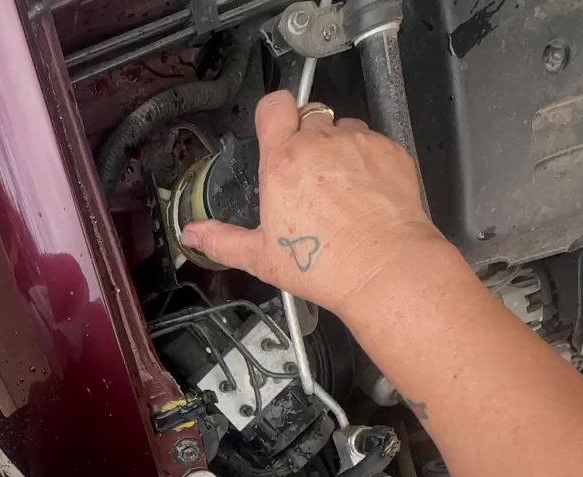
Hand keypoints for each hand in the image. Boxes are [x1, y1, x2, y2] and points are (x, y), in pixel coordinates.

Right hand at [181, 91, 453, 315]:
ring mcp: (358, 142)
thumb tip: (193, 234)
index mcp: (283, 161)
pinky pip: (372, 143)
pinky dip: (366, 161)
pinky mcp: (389, 150)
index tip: (273, 131)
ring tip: (337, 190)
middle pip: (309, 116)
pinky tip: (362, 195)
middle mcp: (320, 141)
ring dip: (337, 149)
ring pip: (342, 128)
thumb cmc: (319, 262)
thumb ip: (222, 240)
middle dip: (305, 138)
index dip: (272, 115)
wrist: (381, 265)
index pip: (274, 105)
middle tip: (305, 176)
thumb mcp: (260, 256)